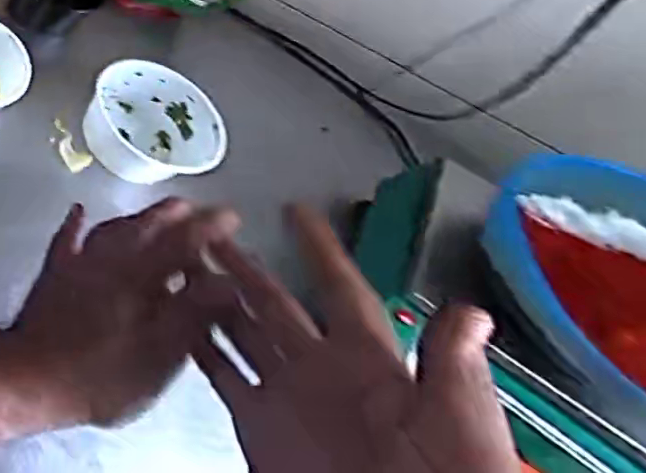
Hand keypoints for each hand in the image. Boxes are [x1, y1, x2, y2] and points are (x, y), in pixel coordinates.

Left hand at [9, 198, 238, 426]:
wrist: (34, 374)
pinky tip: (78, 210)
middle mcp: (107, 261)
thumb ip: (193, 314)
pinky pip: (66, 239)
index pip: (179, 244)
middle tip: (194, 208)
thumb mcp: (161, 354)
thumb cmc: (102, 374)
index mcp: (138, 279)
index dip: (207, 228)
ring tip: (153, 213)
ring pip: (109, 231)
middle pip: (142, 230)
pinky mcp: (54, 272)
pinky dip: (75, 223)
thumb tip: (225, 281)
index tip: (229, 215)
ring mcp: (77, 264)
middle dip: (171, 216)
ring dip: (134, 219)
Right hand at [190, 204, 517, 472]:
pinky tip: (176, 316)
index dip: (320, 250)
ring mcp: (286, 395)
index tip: (297, 211)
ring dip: (211, 293)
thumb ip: (456, 373)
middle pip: (272, 300)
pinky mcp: (257, 422)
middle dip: (241, 262)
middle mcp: (321, 370)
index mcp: (370, 365)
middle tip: (207, 226)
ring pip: (239, 328)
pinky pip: (219, 372)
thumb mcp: (463, 434)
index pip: (339, 291)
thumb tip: (469, 311)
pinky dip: (196, 342)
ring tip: (179, 259)